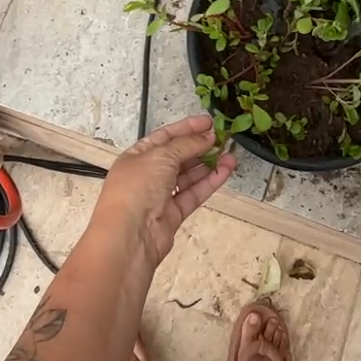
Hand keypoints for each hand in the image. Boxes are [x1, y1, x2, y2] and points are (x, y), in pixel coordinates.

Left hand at [91, 115, 235, 267]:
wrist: (129, 238)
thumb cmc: (137, 188)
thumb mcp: (161, 156)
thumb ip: (187, 144)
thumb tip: (207, 136)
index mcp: (137, 156)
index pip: (165, 137)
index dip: (187, 128)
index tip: (209, 122)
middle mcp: (148, 174)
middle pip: (178, 156)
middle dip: (200, 146)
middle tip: (224, 139)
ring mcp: (160, 196)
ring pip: (188, 176)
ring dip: (209, 164)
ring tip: (231, 155)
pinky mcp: (173, 214)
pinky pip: (193, 193)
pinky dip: (209, 182)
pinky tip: (225, 171)